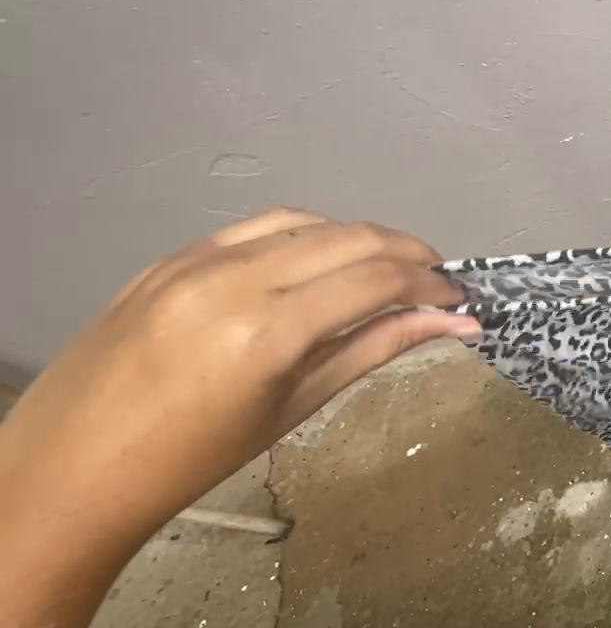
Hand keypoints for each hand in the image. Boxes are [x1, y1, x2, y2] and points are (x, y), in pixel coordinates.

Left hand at [0, 209, 475, 595]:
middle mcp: (233, 282)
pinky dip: (310, 233)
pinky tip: (324, 257)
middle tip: (436, 281)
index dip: (432, 283)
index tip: (458, 298)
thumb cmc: (190, 459)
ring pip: (315, 223)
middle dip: (411, 254)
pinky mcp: (170, 259)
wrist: (57, 479)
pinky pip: (261, 226)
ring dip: (366, 239)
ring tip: (389, 267)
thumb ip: (382, 346)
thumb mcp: (298, 405)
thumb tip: (461, 322)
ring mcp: (195, 264)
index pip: (380, 279)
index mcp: (265, 331)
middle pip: (356, 239)